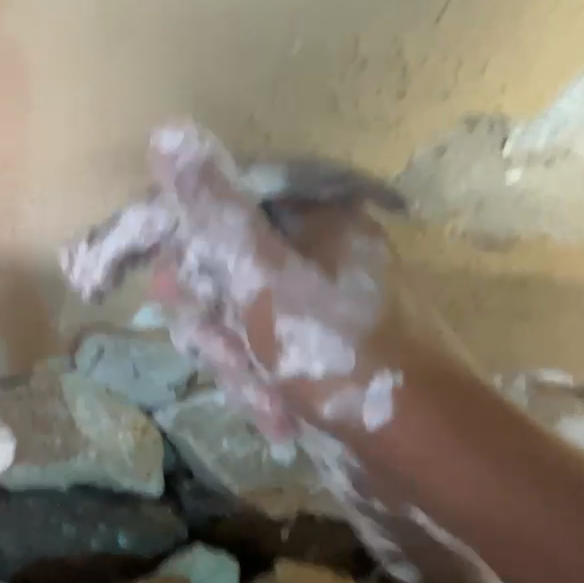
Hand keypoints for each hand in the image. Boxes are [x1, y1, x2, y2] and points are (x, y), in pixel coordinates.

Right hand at [139, 124, 467, 442]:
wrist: (427, 450)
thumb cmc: (340, 356)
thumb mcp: (262, 278)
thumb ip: (211, 211)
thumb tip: (166, 132)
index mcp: (309, 218)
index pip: (213, 207)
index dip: (175, 246)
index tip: (156, 287)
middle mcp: (310, 250)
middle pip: (214, 269)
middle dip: (210, 322)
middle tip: (224, 348)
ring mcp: (311, 300)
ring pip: (227, 316)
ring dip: (232, 360)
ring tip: (263, 393)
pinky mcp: (312, 344)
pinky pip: (253, 349)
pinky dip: (255, 382)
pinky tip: (276, 411)